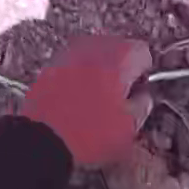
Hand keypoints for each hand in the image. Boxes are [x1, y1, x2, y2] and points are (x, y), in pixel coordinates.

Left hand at [21, 35, 153, 167]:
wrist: (43, 141)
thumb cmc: (91, 135)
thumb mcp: (128, 128)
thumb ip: (142, 106)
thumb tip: (144, 96)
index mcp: (118, 60)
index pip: (142, 51)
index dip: (145, 72)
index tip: (140, 90)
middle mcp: (93, 49)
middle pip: (117, 47)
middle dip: (123, 67)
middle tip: (121, 95)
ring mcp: (69, 56)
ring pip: (94, 54)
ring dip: (101, 70)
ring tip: (99, 97)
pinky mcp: (50, 68)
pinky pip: (74, 65)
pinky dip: (80, 76)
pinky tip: (78, 99)